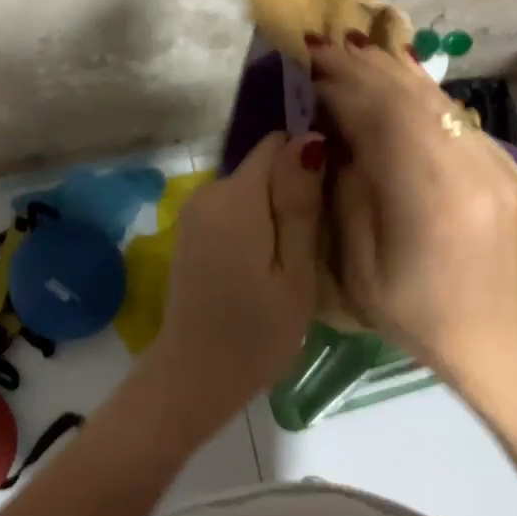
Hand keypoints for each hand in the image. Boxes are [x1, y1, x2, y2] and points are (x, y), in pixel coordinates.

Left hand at [149, 132, 326, 412]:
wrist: (194, 376)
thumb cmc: (256, 332)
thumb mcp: (295, 272)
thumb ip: (299, 204)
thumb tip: (307, 139)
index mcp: (236, 197)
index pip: (277, 144)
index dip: (307, 162)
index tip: (326, 202)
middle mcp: (207, 192)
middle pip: (262, 167)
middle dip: (291, 192)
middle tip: (312, 244)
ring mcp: (192, 213)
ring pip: (248, 190)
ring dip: (273, 213)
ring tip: (292, 261)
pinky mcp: (189, 233)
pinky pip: (231, 210)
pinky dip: (252, 227)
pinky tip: (264, 266)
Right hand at [310, 35, 516, 375]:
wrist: (494, 335)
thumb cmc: (412, 311)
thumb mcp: (356, 266)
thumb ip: (345, 193)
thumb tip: (332, 139)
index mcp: (429, 196)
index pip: (381, 117)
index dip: (342, 86)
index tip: (308, 66)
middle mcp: (468, 166)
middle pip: (411, 97)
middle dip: (362, 68)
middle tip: (323, 46)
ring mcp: (493, 162)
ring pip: (436, 99)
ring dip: (391, 72)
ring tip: (352, 51)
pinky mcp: (502, 164)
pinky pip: (454, 115)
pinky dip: (418, 91)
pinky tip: (395, 76)